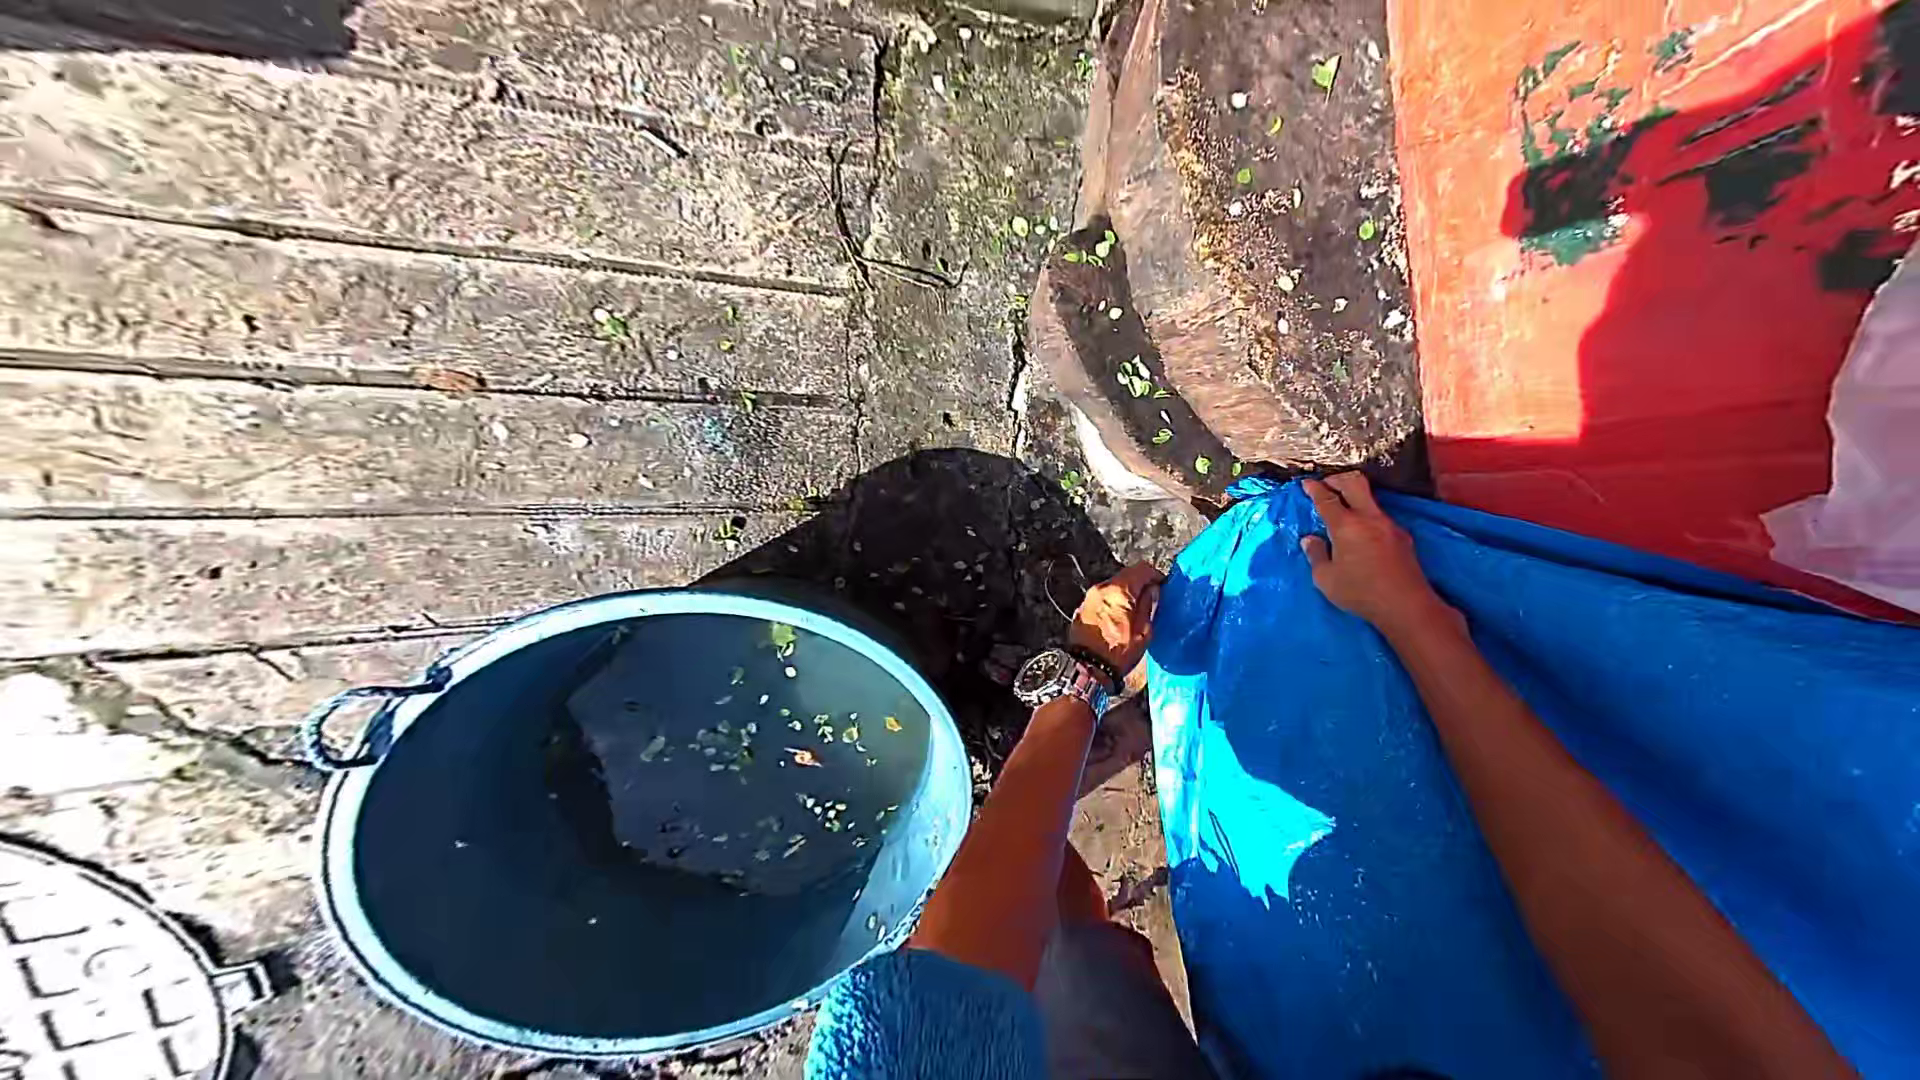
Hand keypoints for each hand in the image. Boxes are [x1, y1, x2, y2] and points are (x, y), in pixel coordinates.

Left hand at [1068, 562, 1164, 674]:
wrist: (1088, 668)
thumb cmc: (1116, 653)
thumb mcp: (1144, 631)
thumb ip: (1149, 605)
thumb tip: (1153, 590)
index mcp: (1119, 591)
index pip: (1142, 568)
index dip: (1155, 576)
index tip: (1162, 585)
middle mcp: (1101, 589)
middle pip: (1126, 576)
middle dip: (1140, 584)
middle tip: (1151, 599)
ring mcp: (1089, 598)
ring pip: (1113, 586)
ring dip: (1126, 594)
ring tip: (1136, 612)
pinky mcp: (1083, 608)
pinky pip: (1103, 598)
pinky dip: (1113, 602)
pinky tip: (1120, 618)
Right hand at [1301, 472, 1459, 637]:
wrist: (1406, 605)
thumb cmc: (1359, 592)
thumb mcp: (1325, 577)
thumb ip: (1315, 554)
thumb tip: (1310, 540)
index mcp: (1346, 526)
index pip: (1326, 499)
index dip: (1314, 488)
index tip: (1306, 483)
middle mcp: (1370, 518)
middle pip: (1355, 484)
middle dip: (1337, 479)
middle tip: (1324, 484)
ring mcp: (1389, 526)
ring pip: (1369, 499)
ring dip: (1353, 496)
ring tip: (1340, 507)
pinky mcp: (1401, 536)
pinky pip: (1379, 516)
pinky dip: (1365, 514)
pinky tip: (1359, 530)